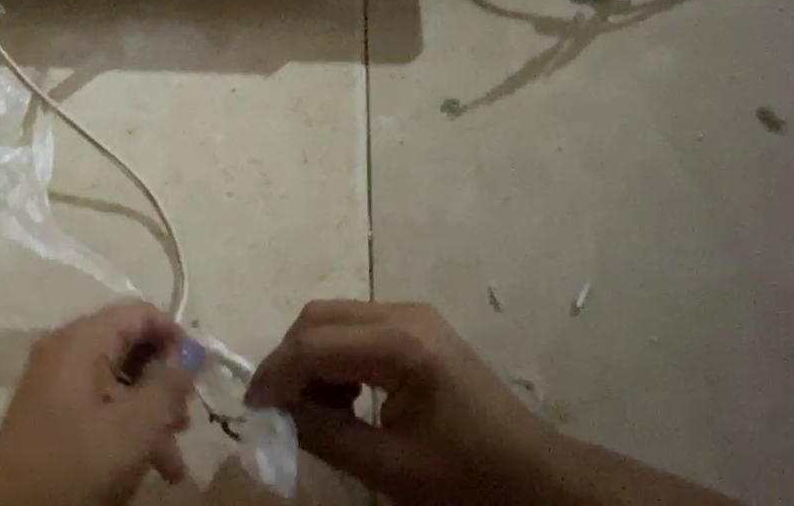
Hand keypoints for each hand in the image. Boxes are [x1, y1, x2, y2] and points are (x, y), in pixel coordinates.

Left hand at [0, 300, 204, 505]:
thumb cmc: (75, 464)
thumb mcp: (133, 427)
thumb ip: (167, 385)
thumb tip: (191, 353)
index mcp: (80, 339)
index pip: (138, 313)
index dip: (175, 337)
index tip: (201, 375)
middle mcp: (65, 349)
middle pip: (129, 348)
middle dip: (164, 385)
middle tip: (187, 423)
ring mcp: (54, 382)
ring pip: (118, 383)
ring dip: (151, 417)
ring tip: (173, 464)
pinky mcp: (51, 414)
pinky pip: (99, 406)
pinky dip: (126, 429)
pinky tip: (150, 470)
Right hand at [247, 301, 738, 505]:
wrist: (541, 478)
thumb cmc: (469, 480)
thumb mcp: (390, 469)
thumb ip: (325, 434)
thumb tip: (275, 412)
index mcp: (401, 345)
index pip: (315, 344)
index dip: (276, 374)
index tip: (252, 408)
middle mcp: (403, 314)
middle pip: (318, 318)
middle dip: (289, 360)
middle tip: (276, 406)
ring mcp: (412, 316)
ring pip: (333, 319)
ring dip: (311, 359)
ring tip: (312, 410)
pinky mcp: (416, 327)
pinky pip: (355, 329)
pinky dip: (335, 358)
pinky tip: (343, 399)